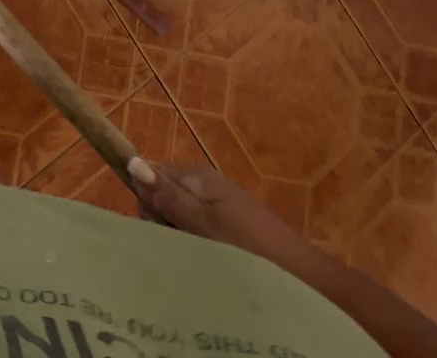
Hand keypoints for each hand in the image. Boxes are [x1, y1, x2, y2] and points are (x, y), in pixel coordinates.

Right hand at [128, 158, 316, 267]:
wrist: (305, 276)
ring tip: (197, 260)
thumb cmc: (250, 246)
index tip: (160, 229)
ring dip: (180, 238)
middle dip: (163, 224)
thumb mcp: (203, 224)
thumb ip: (168, 197)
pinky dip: (196, 247)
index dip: (148, 202)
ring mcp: (217, 206)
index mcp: (196, 176)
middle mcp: (204, 184)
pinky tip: (206, 264)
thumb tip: (131, 161)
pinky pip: (196, 230)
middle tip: (183, 247)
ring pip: (178, 217)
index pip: (150, 176)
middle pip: (162, 197)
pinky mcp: (228, 226)